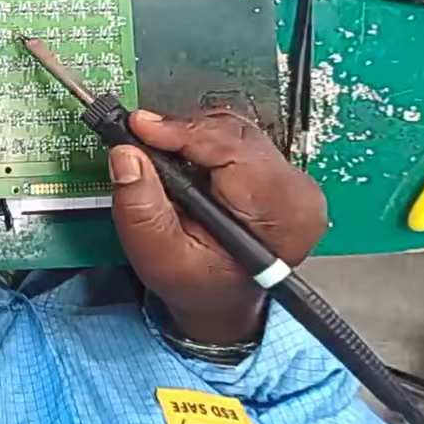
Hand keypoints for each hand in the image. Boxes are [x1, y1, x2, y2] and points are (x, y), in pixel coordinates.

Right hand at [109, 109, 327, 344]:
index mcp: (279, 213)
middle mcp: (296, 189)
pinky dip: (198, 142)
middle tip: (137, 138)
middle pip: (232, 133)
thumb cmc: (197, 284)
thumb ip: (141, 208)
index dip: (181, 132)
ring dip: (187, 137)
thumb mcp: (158, 256)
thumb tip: (127, 155)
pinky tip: (178, 159)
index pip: (231, 149)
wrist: (219, 297)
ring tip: (155, 153)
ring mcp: (290, 177)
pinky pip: (232, 137)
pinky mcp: (275, 169)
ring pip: (231, 130)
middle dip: (180, 133)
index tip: (139, 126)